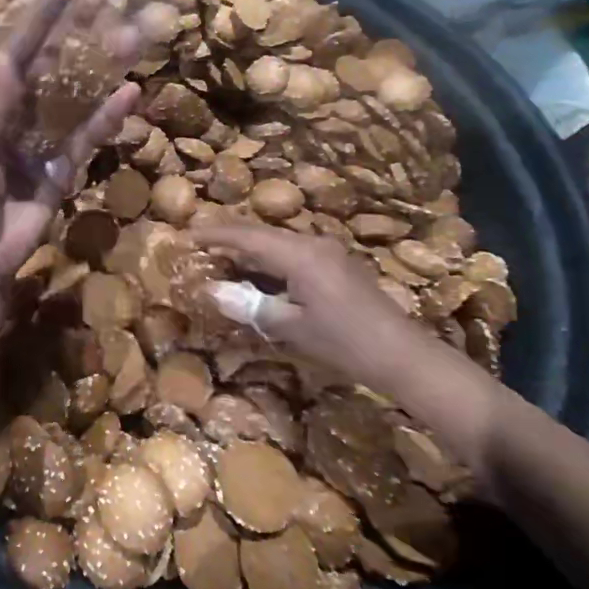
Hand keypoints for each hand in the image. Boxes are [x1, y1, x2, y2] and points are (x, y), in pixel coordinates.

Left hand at [0, 0, 140, 284]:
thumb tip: (10, 59)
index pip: (16, 57)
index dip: (39, 23)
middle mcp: (15, 119)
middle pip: (50, 72)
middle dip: (76, 40)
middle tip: (107, 7)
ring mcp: (40, 144)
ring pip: (73, 100)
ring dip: (99, 73)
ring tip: (129, 41)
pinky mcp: (61, 171)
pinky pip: (85, 139)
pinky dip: (106, 118)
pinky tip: (130, 93)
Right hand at [191, 223, 441, 384]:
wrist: (404, 356)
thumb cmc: (345, 342)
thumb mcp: (291, 327)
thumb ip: (249, 305)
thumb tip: (211, 291)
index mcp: (299, 254)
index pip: (246, 235)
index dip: (213, 235)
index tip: (185, 236)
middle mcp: (312, 243)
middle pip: (260, 232)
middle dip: (227, 237)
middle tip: (197, 245)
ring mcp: (327, 251)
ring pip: (276, 240)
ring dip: (248, 247)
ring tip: (219, 256)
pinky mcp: (335, 264)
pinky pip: (291, 251)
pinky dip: (267, 257)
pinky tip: (255, 271)